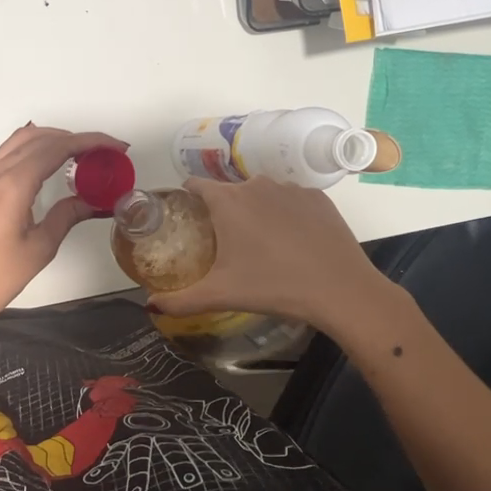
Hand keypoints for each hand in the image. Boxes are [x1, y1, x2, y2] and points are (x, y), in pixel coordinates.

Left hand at [0, 124, 128, 325]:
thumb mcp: (40, 247)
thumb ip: (67, 216)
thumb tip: (92, 201)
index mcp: (11, 186)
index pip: (56, 148)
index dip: (89, 142)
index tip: (115, 147)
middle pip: (39, 137)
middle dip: (75, 139)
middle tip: (104, 152)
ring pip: (22, 141)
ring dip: (53, 140)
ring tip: (83, 155)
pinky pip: (9, 154)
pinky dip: (35, 150)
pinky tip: (53, 165)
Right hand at [147, 177, 401, 337]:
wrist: (341, 290)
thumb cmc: (273, 287)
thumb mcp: (220, 295)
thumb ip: (180, 300)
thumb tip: (149, 305)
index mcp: (227, 201)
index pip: (195, 184)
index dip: (186, 200)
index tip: (185, 220)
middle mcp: (256, 185)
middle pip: (228, 192)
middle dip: (222, 212)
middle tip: (222, 244)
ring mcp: (291, 188)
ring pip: (261, 195)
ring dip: (254, 212)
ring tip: (258, 245)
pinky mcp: (318, 197)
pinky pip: (290, 201)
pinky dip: (284, 215)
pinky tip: (290, 242)